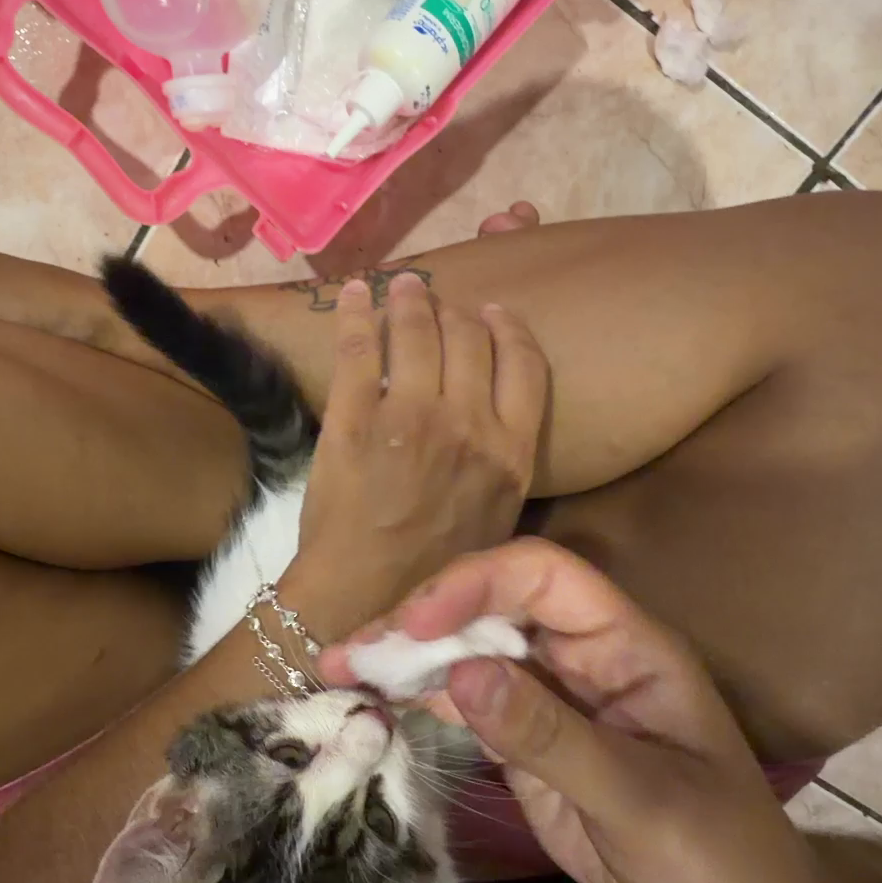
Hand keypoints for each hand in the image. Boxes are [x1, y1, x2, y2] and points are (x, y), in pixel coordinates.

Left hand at [281, 274, 547, 640]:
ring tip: (402, 285)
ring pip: (419, 333)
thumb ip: (499, 464)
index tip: (495, 311)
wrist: (362, 597)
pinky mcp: (355, 419)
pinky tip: (356, 292)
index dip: (509, 329)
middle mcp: (469, 426)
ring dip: (411, 300)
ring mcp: (410, 418)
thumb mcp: (493, 520)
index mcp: (511, 454)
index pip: (525, 366)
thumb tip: (489, 420)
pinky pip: (360, 351)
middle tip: (435, 298)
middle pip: (471, 339)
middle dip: (455, 309)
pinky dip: (358, 314)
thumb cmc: (431, 571)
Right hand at [324, 539, 866, 882]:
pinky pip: (459, 698)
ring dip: (402, 656)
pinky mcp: (519, 729)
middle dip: (417, 620)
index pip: (540, 575)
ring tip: (340, 668)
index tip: (417, 623)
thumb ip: (549, 735)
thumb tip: (460, 676)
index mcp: (621, 641)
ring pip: (462, 649)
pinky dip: (414, 696)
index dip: (474, 583)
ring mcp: (542, 688)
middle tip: (354, 652)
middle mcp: (573, 650)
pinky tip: (370, 697)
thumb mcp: (639, 797)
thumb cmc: (716, 846)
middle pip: (485, 605)